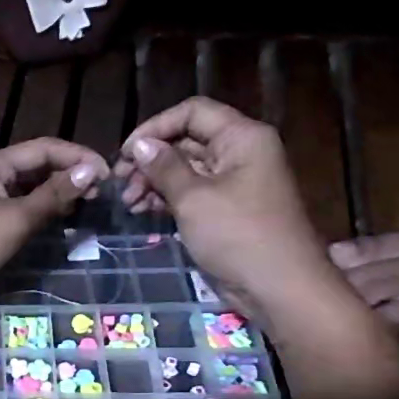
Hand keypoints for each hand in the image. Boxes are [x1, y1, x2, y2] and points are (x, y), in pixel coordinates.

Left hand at [0, 138, 106, 310]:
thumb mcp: (17, 220)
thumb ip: (54, 195)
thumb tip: (91, 171)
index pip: (42, 148)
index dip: (77, 157)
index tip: (106, 173)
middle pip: (36, 164)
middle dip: (69, 173)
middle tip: (100, 191)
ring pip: (29, 185)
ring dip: (58, 190)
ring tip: (87, 202)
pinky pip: (20, 204)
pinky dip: (42, 207)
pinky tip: (61, 215)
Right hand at [113, 97, 344, 311]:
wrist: (278, 286)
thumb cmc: (237, 235)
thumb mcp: (194, 199)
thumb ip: (164, 168)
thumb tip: (140, 145)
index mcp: (242, 137)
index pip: (193, 112)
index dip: (155, 127)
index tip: (125, 154)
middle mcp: (241, 152)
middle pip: (188, 141)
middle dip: (151, 159)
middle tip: (120, 184)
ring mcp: (235, 183)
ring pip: (187, 170)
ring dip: (155, 182)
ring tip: (129, 204)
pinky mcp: (228, 210)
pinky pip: (194, 193)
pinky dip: (169, 199)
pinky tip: (144, 212)